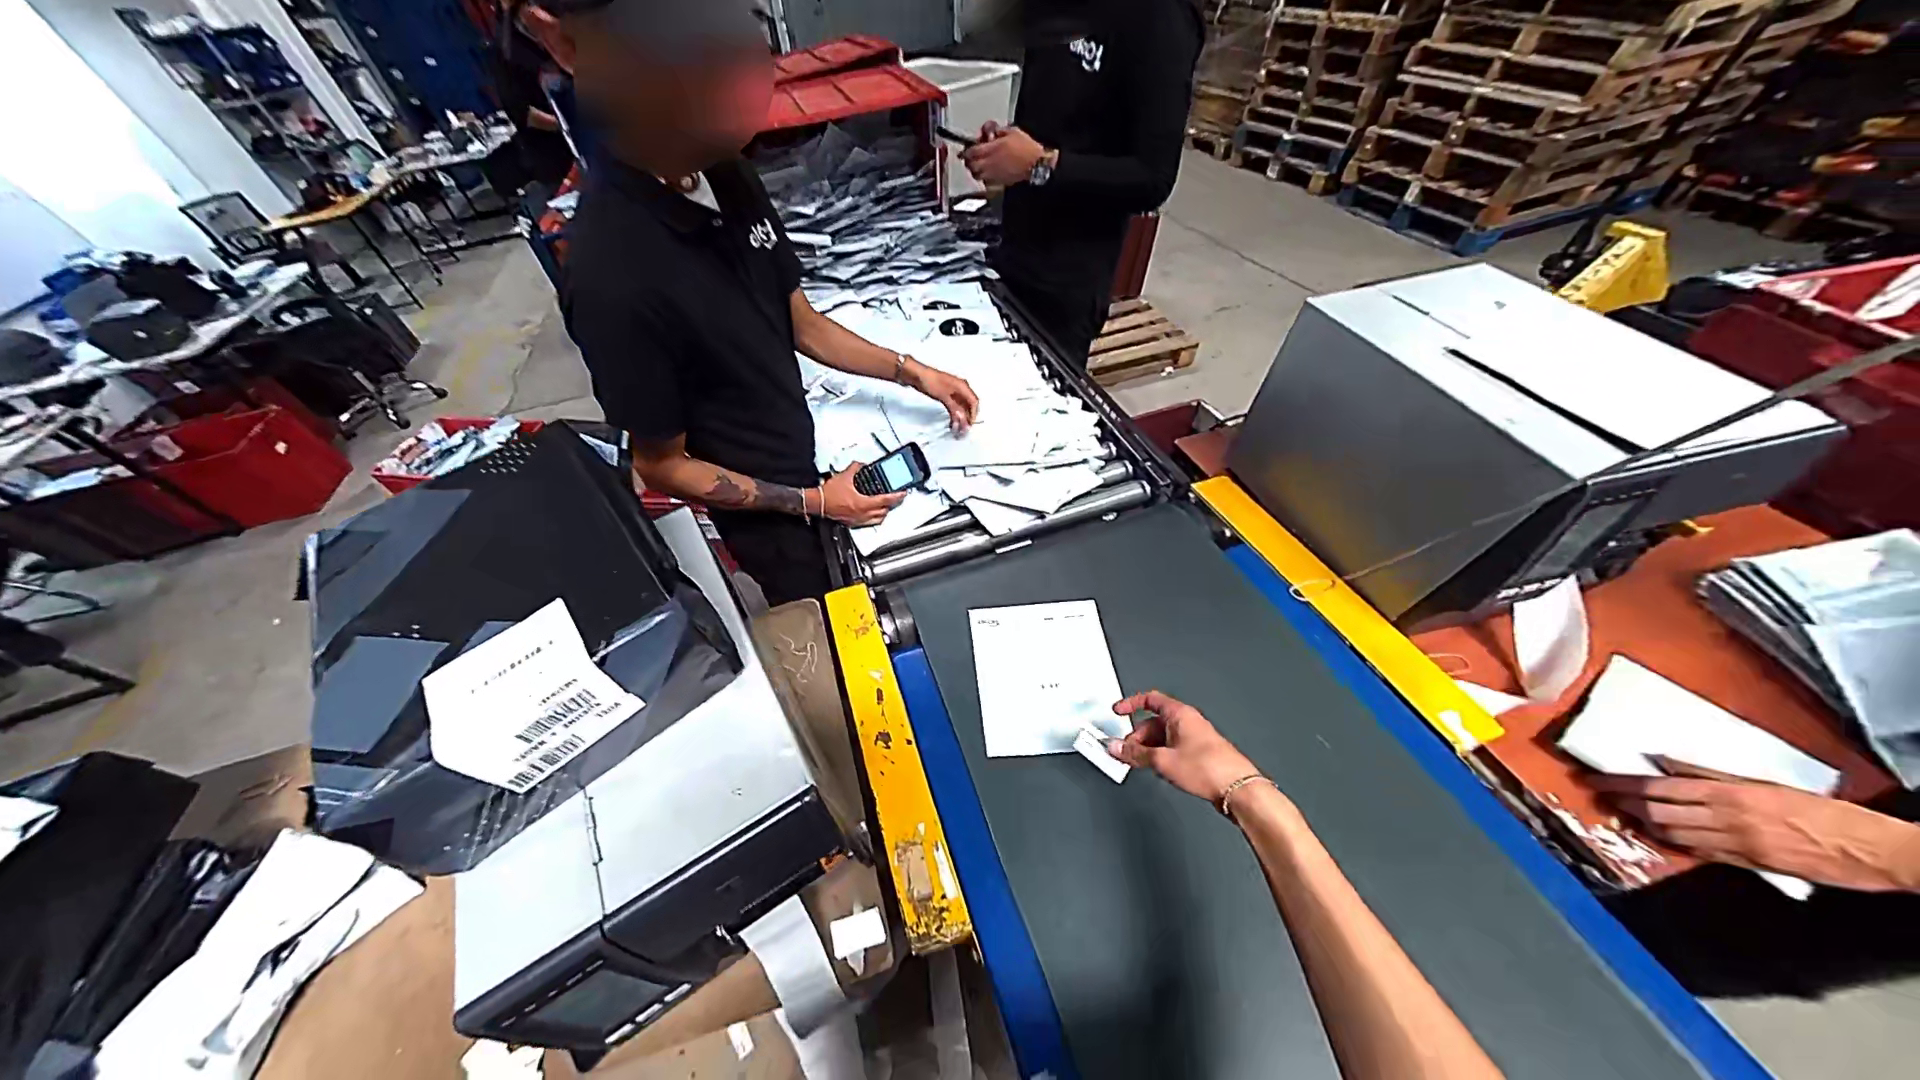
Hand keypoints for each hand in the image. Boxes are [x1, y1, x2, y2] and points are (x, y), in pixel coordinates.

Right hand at [821, 463, 905, 525]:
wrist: (818, 503)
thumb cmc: (829, 494)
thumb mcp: (844, 476)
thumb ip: (855, 468)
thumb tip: (860, 465)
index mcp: (863, 503)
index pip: (886, 500)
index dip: (897, 496)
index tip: (903, 493)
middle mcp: (863, 513)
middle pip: (885, 511)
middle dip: (892, 504)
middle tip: (895, 497)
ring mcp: (859, 520)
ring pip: (878, 519)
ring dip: (884, 512)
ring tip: (886, 505)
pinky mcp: (853, 523)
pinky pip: (870, 523)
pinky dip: (875, 517)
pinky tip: (873, 513)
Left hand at [904, 359, 978, 431]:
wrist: (917, 375)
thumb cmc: (931, 382)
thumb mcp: (944, 397)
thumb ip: (954, 410)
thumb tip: (961, 421)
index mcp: (963, 386)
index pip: (974, 402)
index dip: (973, 414)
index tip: (969, 425)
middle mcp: (961, 388)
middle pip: (969, 405)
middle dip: (967, 418)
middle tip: (964, 429)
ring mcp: (954, 392)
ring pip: (962, 407)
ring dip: (961, 417)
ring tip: (958, 428)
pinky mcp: (947, 394)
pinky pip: (954, 406)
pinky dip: (954, 414)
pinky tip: (952, 421)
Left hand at [962, 126, 1048, 187]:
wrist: (1035, 165)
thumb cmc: (1025, 147)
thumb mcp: (1011, 131)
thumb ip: (997, 130)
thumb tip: (989, 132)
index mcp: (991, 149)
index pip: (970, 151)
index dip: (968, 149)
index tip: (970, 146)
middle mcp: (989, 163)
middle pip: (970, 165)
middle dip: (969, 160)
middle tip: (972, 156)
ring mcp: (992, 175)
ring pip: (976, 175)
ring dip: (975, 169)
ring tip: (979, 165)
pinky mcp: (997, 183)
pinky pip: (985, 182)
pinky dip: (983, 177)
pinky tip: (988, 172)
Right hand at [1108, 691, 1261, 803]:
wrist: (1239, 790)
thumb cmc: (1211, 768)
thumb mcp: (1162, 761)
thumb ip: (1135, 754)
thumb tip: (1117, 748)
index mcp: (1179, 714)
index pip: (1150, 699)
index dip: (1131, 704)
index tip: (1119, 711)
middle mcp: (1188, 722)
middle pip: (1153, 722)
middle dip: (1137, 737)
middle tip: (1125, 751)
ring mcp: (1194, 738)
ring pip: (1162, 738)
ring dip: (1148, 749)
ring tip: (1140, 764)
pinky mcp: (1199, 754)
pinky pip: (1172, 749)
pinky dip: (1161, 756)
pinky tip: (1158, 770)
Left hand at [1594, 758, 1919, 892]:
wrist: (1875, 849)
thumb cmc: (1822, 809)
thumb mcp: (1760, 781)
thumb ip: (1707, 772)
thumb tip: (1662, 762)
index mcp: (1726, 794)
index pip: (1657, 787)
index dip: (1620, 784)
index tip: (1593, 780)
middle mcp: (1724, 819)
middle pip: (1657, 811)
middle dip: (1623, 803)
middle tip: (1601, 796)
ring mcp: (1736, 844)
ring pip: (1673, 834)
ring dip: (1643, 824)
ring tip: (1623, 814)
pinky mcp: (1750, 864)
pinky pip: (1701, 852)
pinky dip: (1675, 842)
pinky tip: (1661, 836)